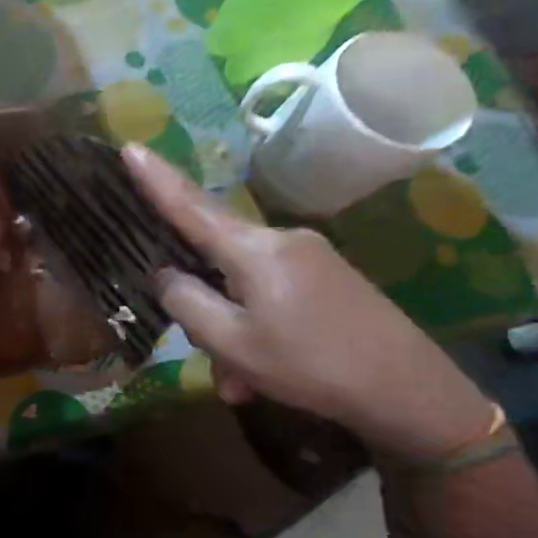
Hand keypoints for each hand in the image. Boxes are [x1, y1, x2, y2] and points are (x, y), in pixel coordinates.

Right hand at [124, 143, 495, 462]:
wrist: (407, 390)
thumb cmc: (310, 365)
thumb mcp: (231, 342)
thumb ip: (186, 302)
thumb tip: (165, 274)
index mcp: (256, 250)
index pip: (192, 207)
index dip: (157, 180)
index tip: (130, 148)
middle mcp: (281, 241)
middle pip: (212, 262)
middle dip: (202, 311)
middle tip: (211, 360)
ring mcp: (307, 257)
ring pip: (238, 290)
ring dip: (230, 336)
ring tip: (242, 382)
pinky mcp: (324, 277)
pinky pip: (266, 299)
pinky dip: (255, 336)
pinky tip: (261, 377)